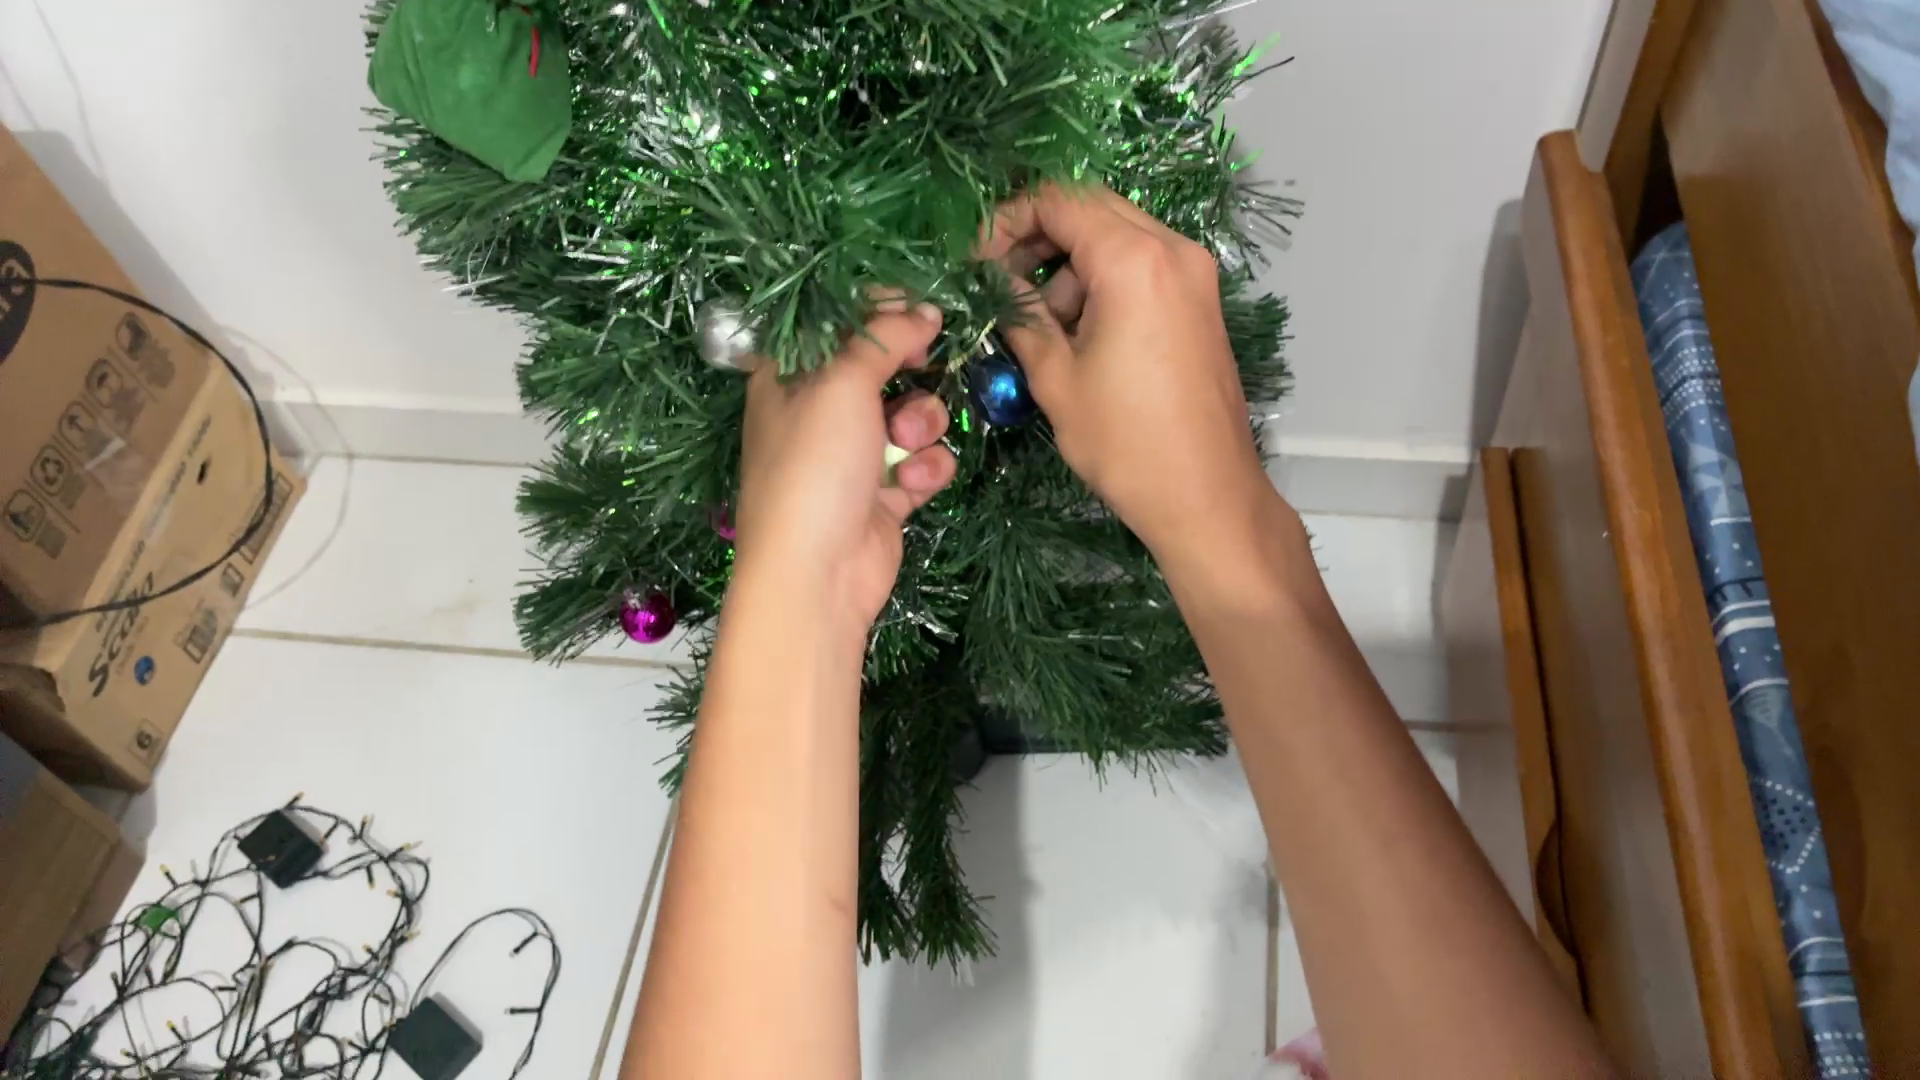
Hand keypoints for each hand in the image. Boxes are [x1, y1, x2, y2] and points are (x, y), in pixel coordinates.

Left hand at [732, 300, 957, 632]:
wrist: (817, 571)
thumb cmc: (815, 464)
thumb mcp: (843, 382)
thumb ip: (885, 336)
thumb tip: (924, 311)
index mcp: (790, 375)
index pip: (837, 322)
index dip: (881, 311)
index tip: (918, 310)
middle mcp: (819, 411)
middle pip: (882, 366)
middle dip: (910, 371)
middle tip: (922, 363)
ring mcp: (853, 454)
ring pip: (910, 413)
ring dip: (921, 423)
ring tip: (907, 443)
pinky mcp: (885, 492)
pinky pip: (921, 461)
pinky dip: (925, 468)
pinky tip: (914, 482)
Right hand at [979, 184, 1284, 563]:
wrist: (1205, 493)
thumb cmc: (1124, 442)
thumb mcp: (1056, 379)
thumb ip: (1021, 316)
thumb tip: (996, 284)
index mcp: (1133, 261)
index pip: (1059, 201)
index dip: (1007, 220)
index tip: (976, 259)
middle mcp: (1173, 250)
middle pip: (1092, 210)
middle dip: (1038, 239)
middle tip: (1002, 284)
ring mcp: (1195, 274)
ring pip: (1118, 239)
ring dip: (1072, 268)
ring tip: (1047, 329)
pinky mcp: (1201, 302)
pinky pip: (1143, 268)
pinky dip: (1105, 284)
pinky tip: (1085, 335)